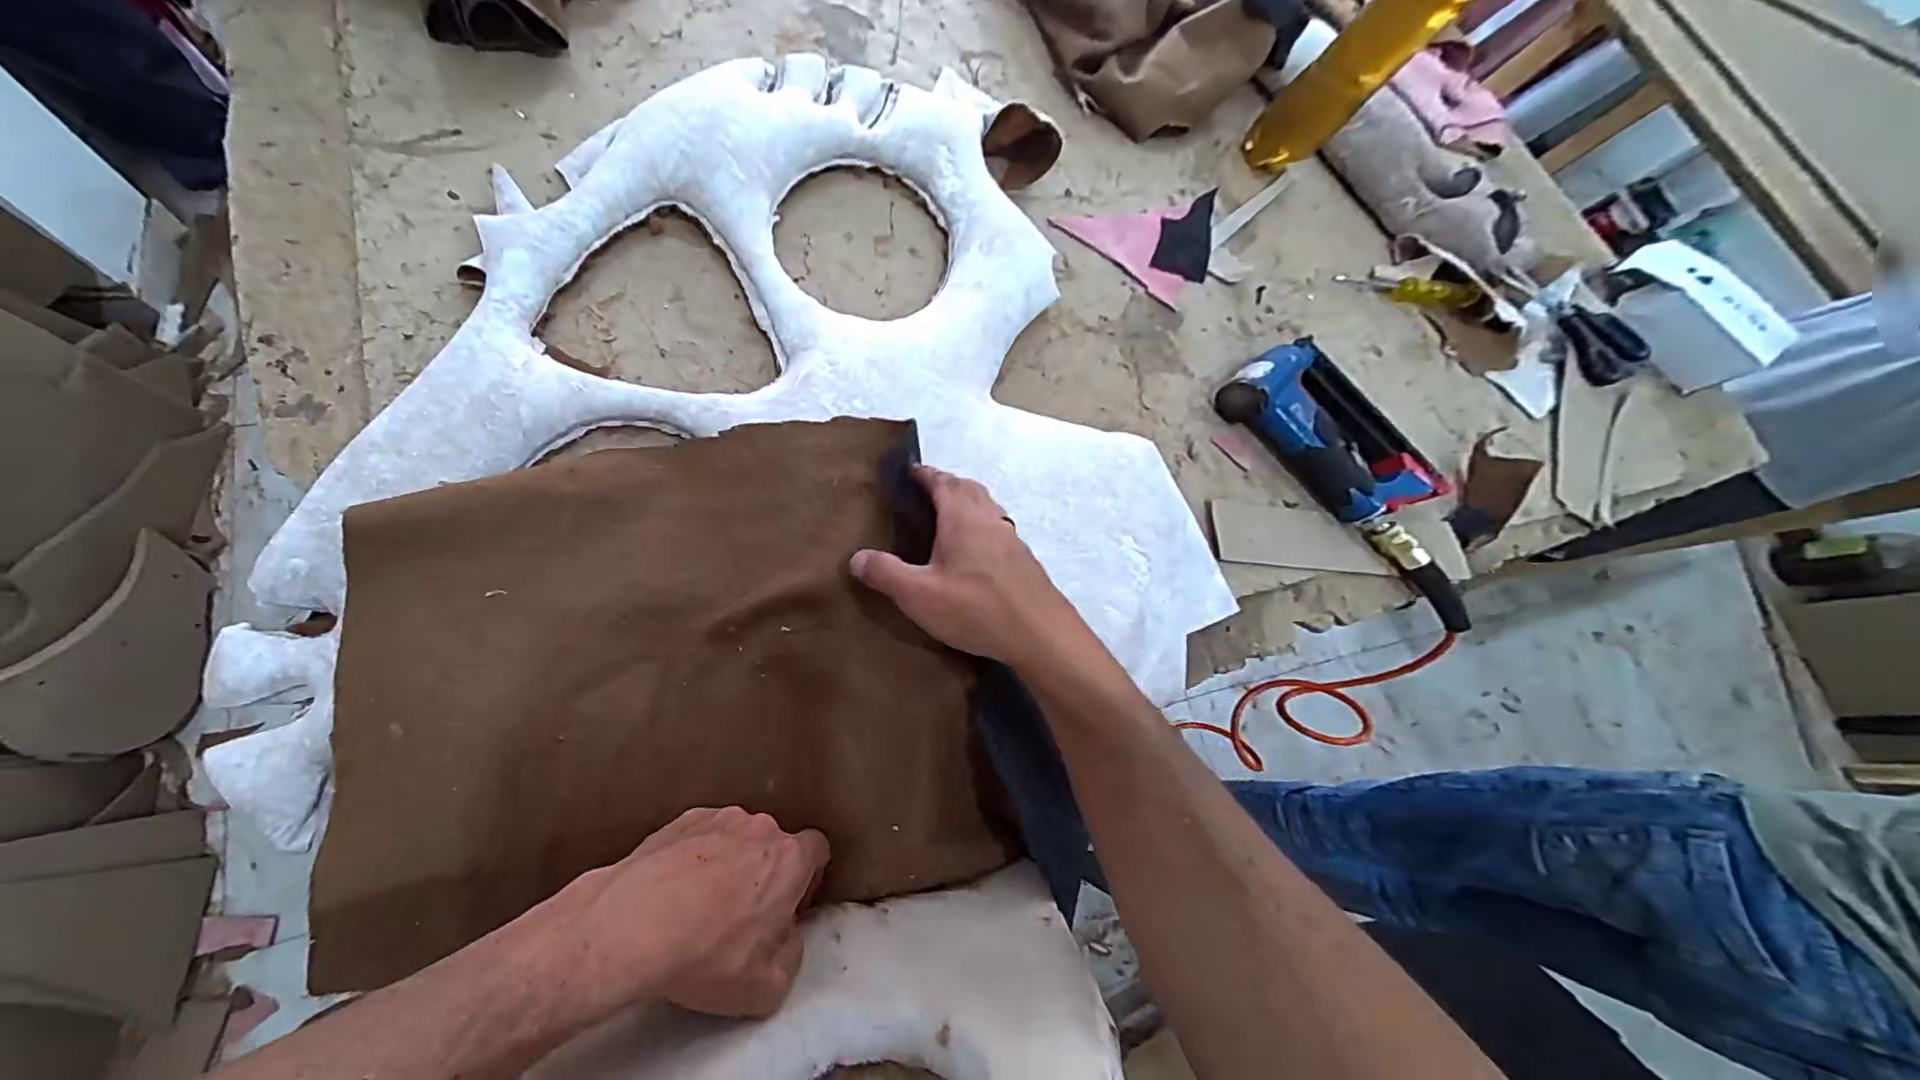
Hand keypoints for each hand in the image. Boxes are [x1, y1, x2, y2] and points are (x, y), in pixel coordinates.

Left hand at [532, 807, 828, 1019]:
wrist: (631, 927)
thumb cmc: (702, 953)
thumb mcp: (768, 985)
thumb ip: (793, 954)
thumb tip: (785, 939)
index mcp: (790, 858)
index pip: (817, 849)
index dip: (808, 877)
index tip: (790, 902)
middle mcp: (760, 829)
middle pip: (774, 844)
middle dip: (764, 873)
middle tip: (741, 914)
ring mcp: (720, 820)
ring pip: (736, 838)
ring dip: (729, 862)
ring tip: (700, 904)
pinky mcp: (681, 822)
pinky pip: (700, 836)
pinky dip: (694, 856)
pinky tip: (674, 890)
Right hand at [850, 465, 1087, 666]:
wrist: (1040, 634)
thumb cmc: (976, 608)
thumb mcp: (919, 595)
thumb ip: (885, 573)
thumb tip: (857, 557)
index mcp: (963, 517)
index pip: (942, 482)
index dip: (925, 474)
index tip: (911, 471)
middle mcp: (990, 519)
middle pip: (968, 489)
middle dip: (947, 485)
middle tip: (926, 492)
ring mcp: (1012, 539)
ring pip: (987, 509)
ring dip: (968, 504)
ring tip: (948, 520)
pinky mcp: (1024, 561)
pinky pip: (998, 531)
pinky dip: (982, 528)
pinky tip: (975, 553)